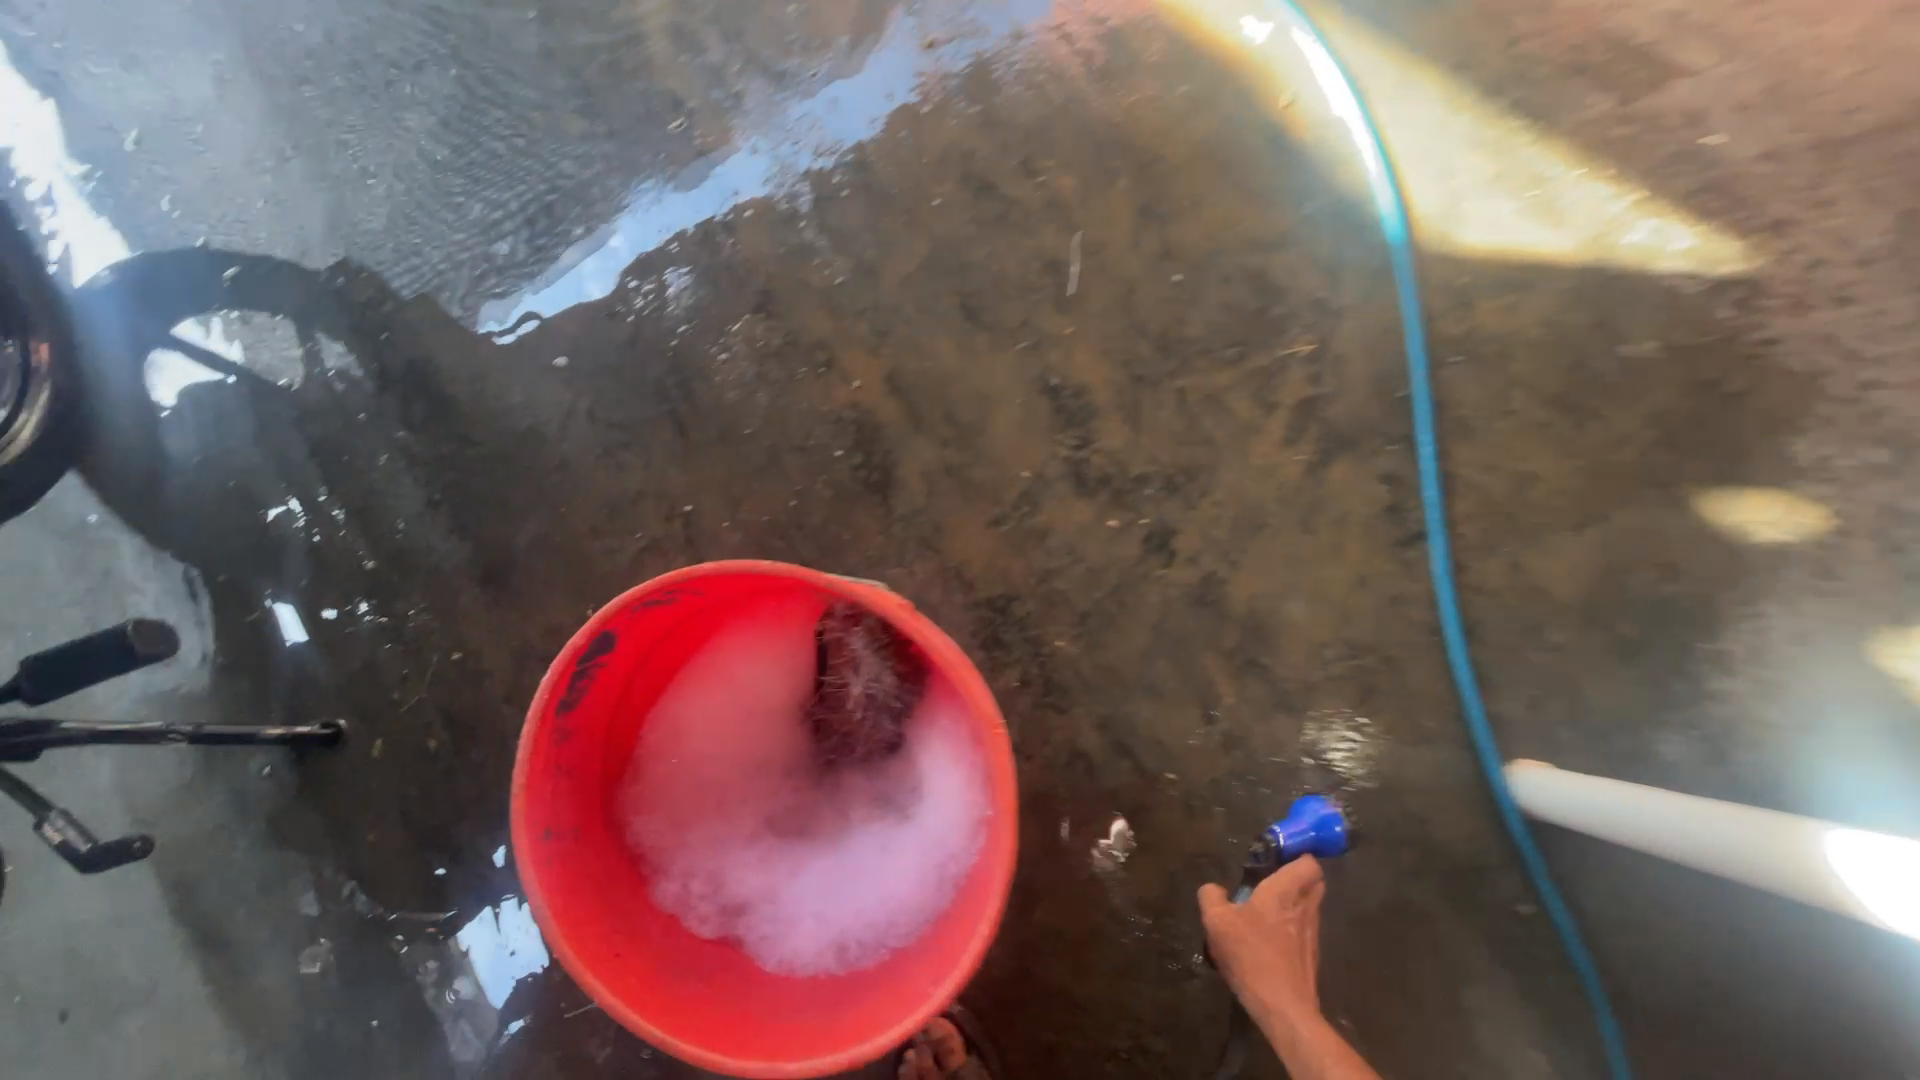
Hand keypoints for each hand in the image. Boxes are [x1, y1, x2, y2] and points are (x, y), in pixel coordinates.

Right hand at [1197, 855, 1325, 1018]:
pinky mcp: (1311, 958)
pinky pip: (1303, 932)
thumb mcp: (1216, 921)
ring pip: (1309, 908)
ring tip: (1264, 912)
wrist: (1283, 1008)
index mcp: (1284, 892)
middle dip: (1299, 878)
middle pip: (1314, 883)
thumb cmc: (1251, 955)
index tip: (1278, 856)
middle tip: (1272, 880)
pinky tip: (1267, 942)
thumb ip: (1211, 897)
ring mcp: (1312, 935)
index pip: (1308, 863)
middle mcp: (1304, 909)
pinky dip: (1290, 930)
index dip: (1298, 855)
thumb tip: (1213, 889)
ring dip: (1293, 905)